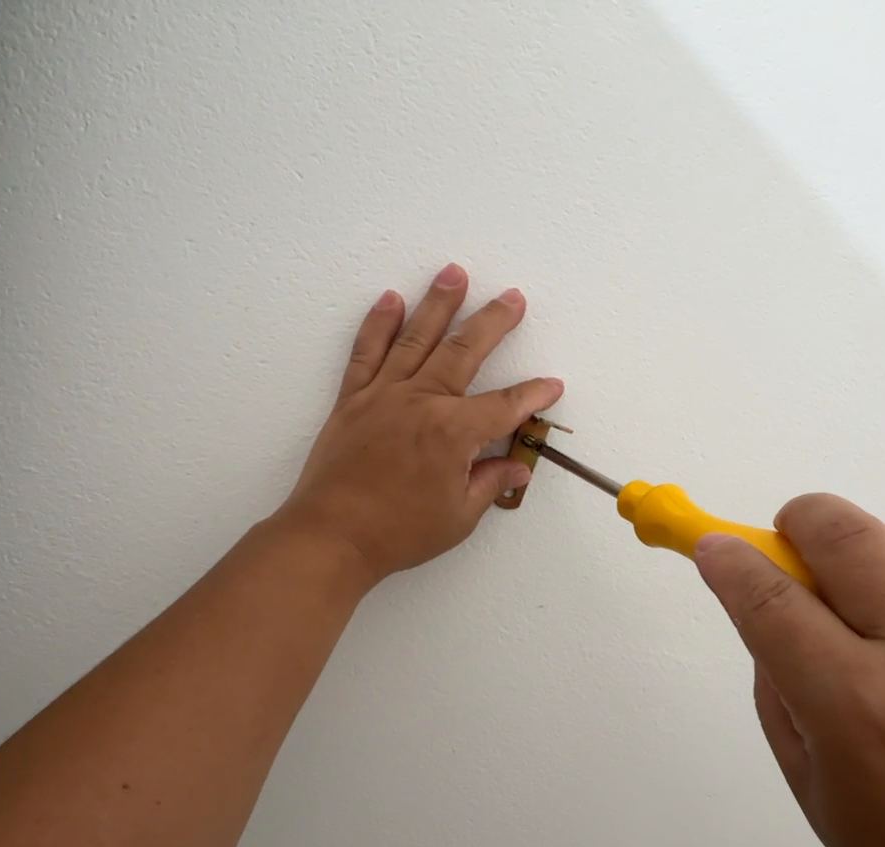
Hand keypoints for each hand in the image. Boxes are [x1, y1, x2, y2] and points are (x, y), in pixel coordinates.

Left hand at [279, 264, 562, 583]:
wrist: (332, 535)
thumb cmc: (396, 531)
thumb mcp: (458, 515)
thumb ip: (489, 483)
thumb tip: (515, 469)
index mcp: (453, 432)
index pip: (505, 406)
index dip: (533, 396)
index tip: (551, 387)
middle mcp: (421, 402)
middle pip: (465, 351)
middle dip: (493, 322)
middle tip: (512, 298)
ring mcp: (384, 396)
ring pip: (416, 338)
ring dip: (438, 304)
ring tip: (454, 274)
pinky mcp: (353, 400)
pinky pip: (366, 352)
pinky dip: (377, 324)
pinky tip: (389, 301)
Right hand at [693, 496, 884, 846]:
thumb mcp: (812, 789)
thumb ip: (779, 694)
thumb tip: (770, 620)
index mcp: (855, 707)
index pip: (773, 603)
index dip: (730, 565)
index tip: (708, 547)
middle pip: (844, 534)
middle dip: (795, 520)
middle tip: (782, 547)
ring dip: (858, 544)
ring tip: (851, 593)